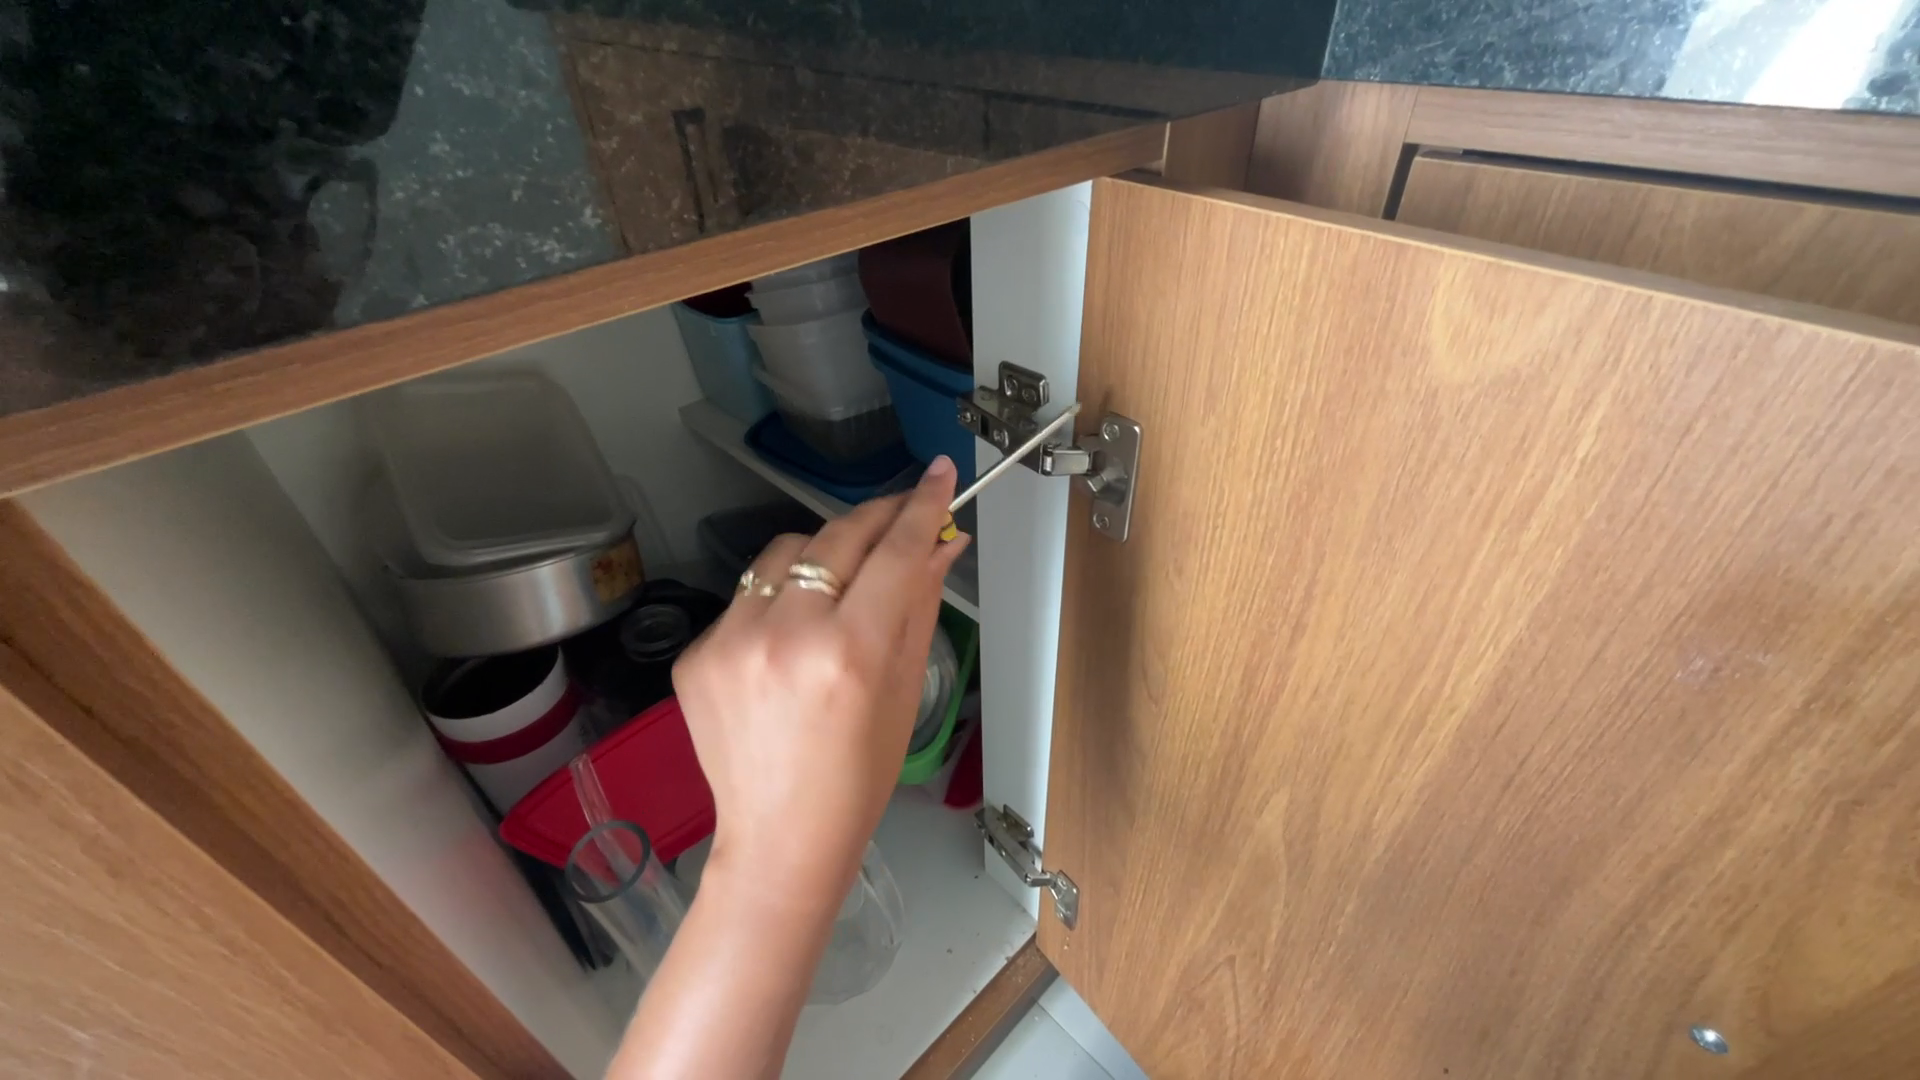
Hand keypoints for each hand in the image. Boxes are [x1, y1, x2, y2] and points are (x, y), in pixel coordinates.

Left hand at [673, 456, 968, 899]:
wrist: (782, 836)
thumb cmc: (860, 774)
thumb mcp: (904, 689)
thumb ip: (919, 603)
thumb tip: (941, 542)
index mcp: (851, 653)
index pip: (894, 552)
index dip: (922, 506)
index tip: (940, 474)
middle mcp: (786, 635)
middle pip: (838, 537)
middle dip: (876, 517)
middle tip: (900, 517)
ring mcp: (731, 641)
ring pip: (785, 552)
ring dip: (823, 552)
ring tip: (842, 582)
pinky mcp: (697, 653)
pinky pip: (748, 594)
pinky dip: (779, 596)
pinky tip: (791, 635)